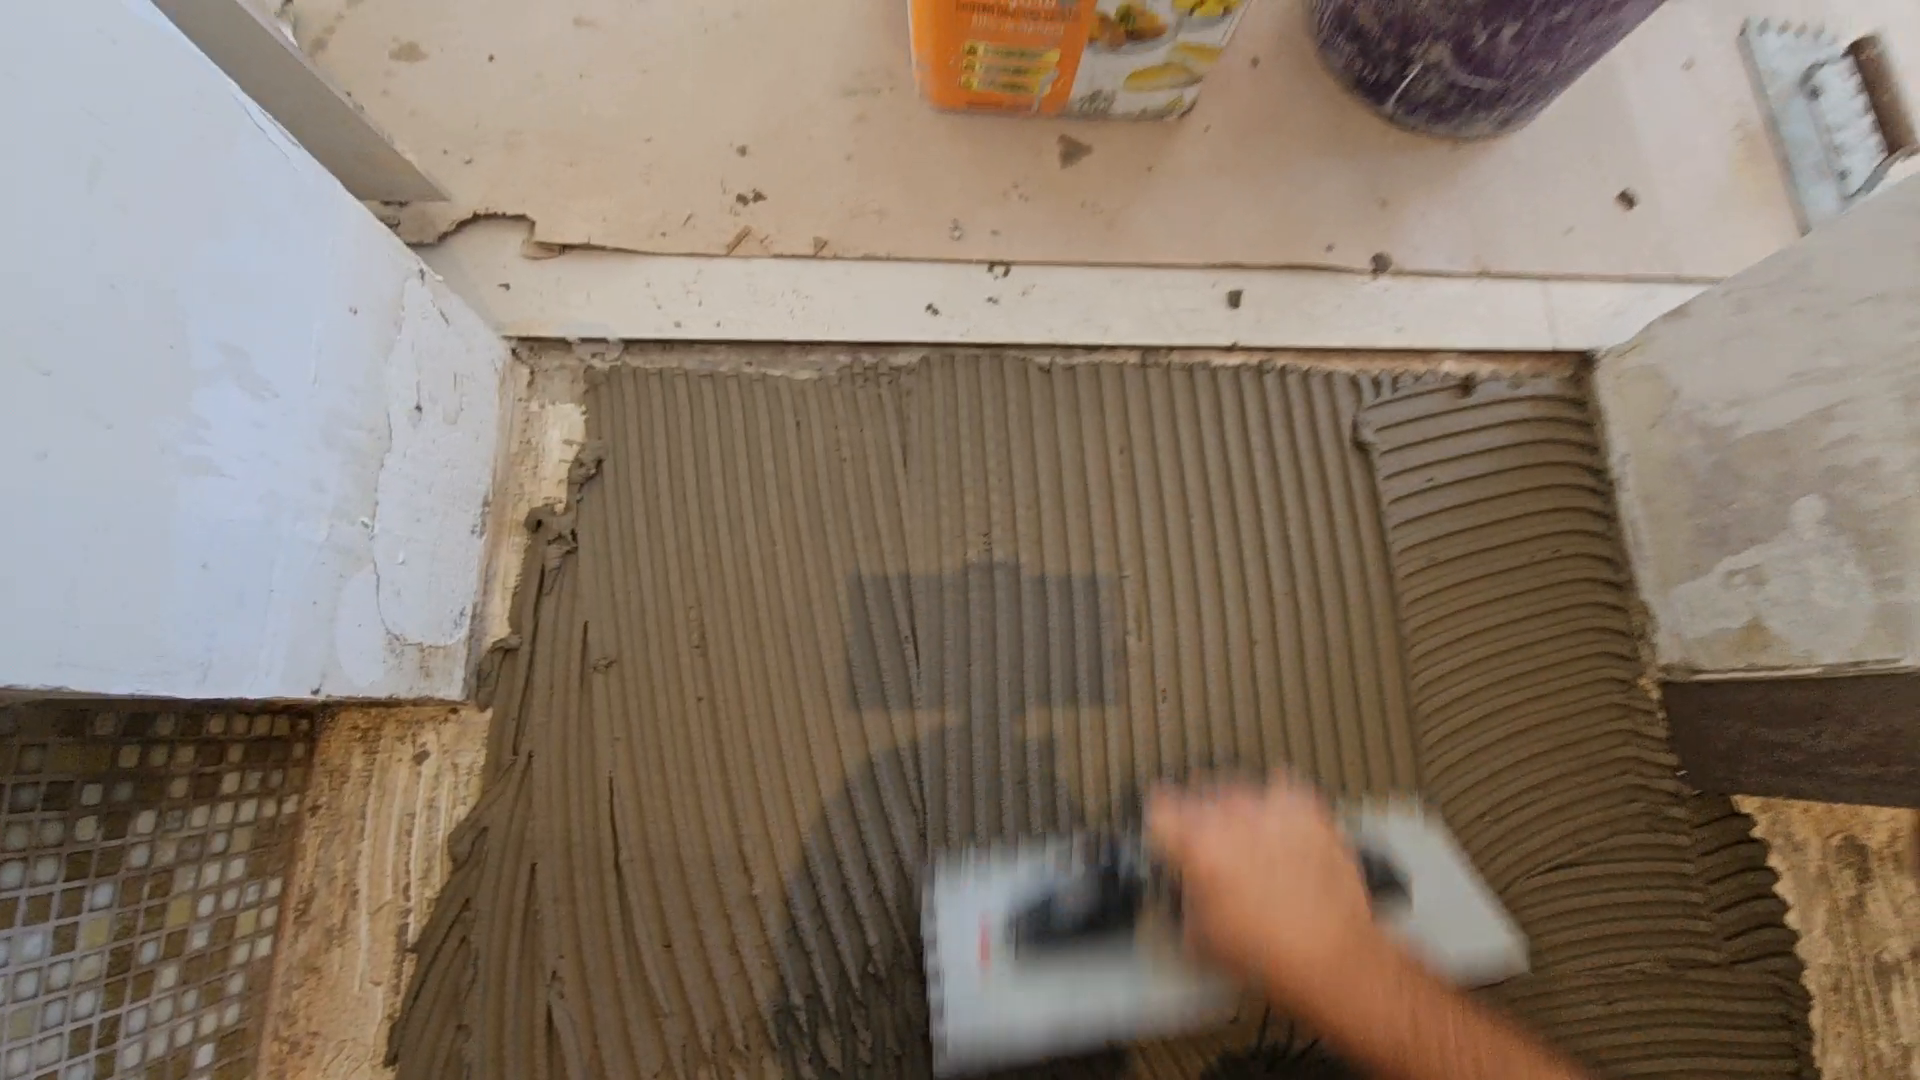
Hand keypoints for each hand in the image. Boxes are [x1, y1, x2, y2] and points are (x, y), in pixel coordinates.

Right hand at [1147, 772, 1385, 1012]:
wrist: (1333, 958)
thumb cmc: (1270, 952)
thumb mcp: (1198, 935)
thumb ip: (1181, 894)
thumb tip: (1181, 887)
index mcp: (1195, 841)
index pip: (1158, 804)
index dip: (1158, 818)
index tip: (1162, 823)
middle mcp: (1228, 815)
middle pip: (1197, 793)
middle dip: (1200, 816)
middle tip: (1212, 845)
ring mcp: (1269, 806)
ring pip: (1237, 787)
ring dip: (1238, 810)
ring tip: (1250, 839)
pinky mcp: (1306, 808)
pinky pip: (1282, 788)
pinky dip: (1278, 803)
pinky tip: (1280, 826)